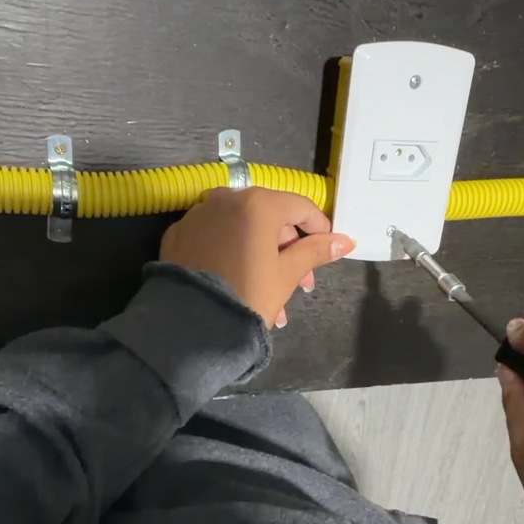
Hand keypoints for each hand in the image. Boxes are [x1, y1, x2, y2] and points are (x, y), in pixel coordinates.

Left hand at [159, 188, 353, 327]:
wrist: (192, 325)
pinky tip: (237, 282)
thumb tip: (344, 240)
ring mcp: (198, 214)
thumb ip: (314, 252)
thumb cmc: (248, 296)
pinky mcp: (178, 234)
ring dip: (260, 254)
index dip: (318, 228)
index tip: (327, 249)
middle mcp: (226, 198)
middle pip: (269, 217)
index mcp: (258, 204)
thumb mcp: (287, 275)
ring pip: (241, 229)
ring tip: (271, 294)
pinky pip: (215, 238)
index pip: (300, 206)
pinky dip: (230, 254)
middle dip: (288, 249)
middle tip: (301, 283)